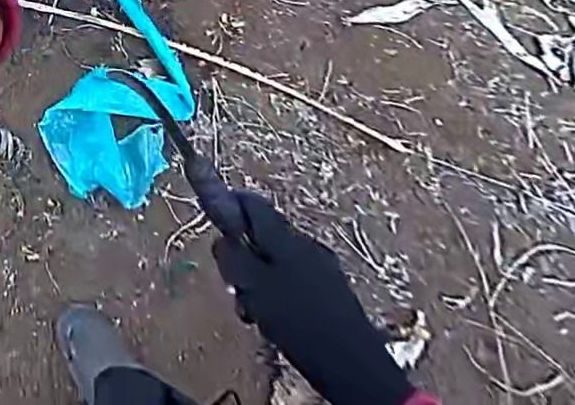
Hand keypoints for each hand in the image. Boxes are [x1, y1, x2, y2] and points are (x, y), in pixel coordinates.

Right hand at [214, 193, 414, 404]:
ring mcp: (324, 269)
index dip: (227, 207)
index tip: (216, 231)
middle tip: (235, 281)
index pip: (249, 201)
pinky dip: (279, 293)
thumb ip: (230, 253)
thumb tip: (221, 236)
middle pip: (261, 233)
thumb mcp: (251, 284)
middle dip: (242, 253)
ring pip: (276, 260)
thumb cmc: (298, 321)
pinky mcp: (334, 295)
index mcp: (284, 236)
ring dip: (259, 278)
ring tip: (255, 309)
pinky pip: (295, 280)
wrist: (359, 372)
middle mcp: (306, 244)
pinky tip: (278, 321)